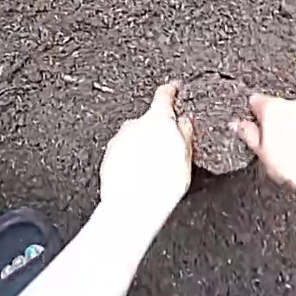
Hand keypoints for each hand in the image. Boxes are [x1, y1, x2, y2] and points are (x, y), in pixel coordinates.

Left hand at [98, 82, 195, 218]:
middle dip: (158, 131)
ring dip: (144, 147)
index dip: (172, 90)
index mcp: (158, 120)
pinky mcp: (109, 155)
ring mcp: (120, 139)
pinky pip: (124, 151)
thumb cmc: (161, 186)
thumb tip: (185, 121)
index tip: (175, 88)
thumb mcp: (186, 157)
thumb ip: (186, 133)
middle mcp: (135, 125)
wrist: (132, 208)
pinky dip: (132, 158)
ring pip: (136, 137)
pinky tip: (140, 175)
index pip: (165, 95)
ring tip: (154, 170)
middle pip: (150, 120)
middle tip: (170, 151)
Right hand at [236, 94, 295, 198]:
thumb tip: (238, 124)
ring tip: (289, 153)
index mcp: (272, 108)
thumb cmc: (293, 166)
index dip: (251, 115)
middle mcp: (292, 104)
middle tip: (269, 146)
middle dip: (271, 122)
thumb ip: (248, 134)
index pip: (255, 100)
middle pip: (275, 107)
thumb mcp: (261, 153)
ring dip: (289, 128)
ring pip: (293, 116)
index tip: (251, 128)